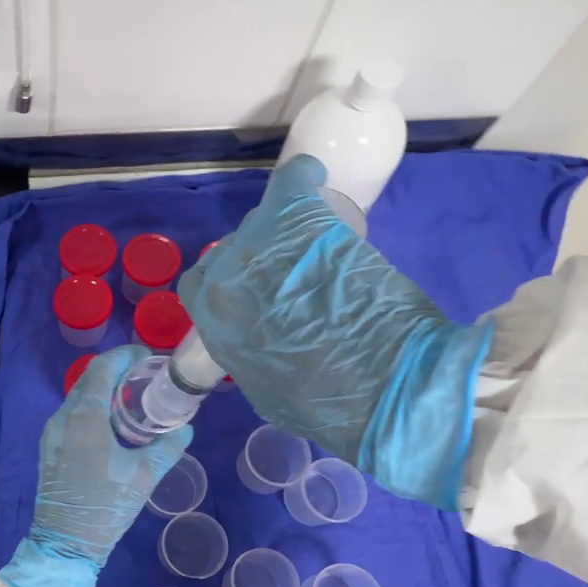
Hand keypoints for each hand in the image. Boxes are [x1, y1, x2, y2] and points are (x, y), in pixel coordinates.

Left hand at [0, 346, 193, 586]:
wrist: (65, 543)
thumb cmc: (105, 506)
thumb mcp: (144, 476)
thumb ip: (167, 447)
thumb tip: (185, 429)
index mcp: (84, 416)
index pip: (102, 369)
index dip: (124, 356)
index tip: (146, 356)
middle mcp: (62, 417)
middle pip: (88, 379)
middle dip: (115, 370)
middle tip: (144, 375)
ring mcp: (51, 432)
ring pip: (78, 397)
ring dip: (103, 390)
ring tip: (132, 396)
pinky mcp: (49, 446)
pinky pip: (71, 414)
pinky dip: (92, 407)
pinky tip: (112, 421)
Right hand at [178, 155, 492, 508]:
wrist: (387, 389)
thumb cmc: (329, 406)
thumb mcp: (266, 390)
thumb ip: (249, 354)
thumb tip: (260, 339)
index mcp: (213, 324)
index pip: (200, 284)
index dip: (227, 283)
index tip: (254, 289)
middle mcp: (226, 278)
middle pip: (233, 250)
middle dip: (258, 258)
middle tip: (294, 272)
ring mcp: (261, 245)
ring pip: (265, 222)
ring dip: (285, 232)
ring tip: (319, 247)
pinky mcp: (300, 220)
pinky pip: (293, 182)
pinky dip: (302, 181)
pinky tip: (315, 185)